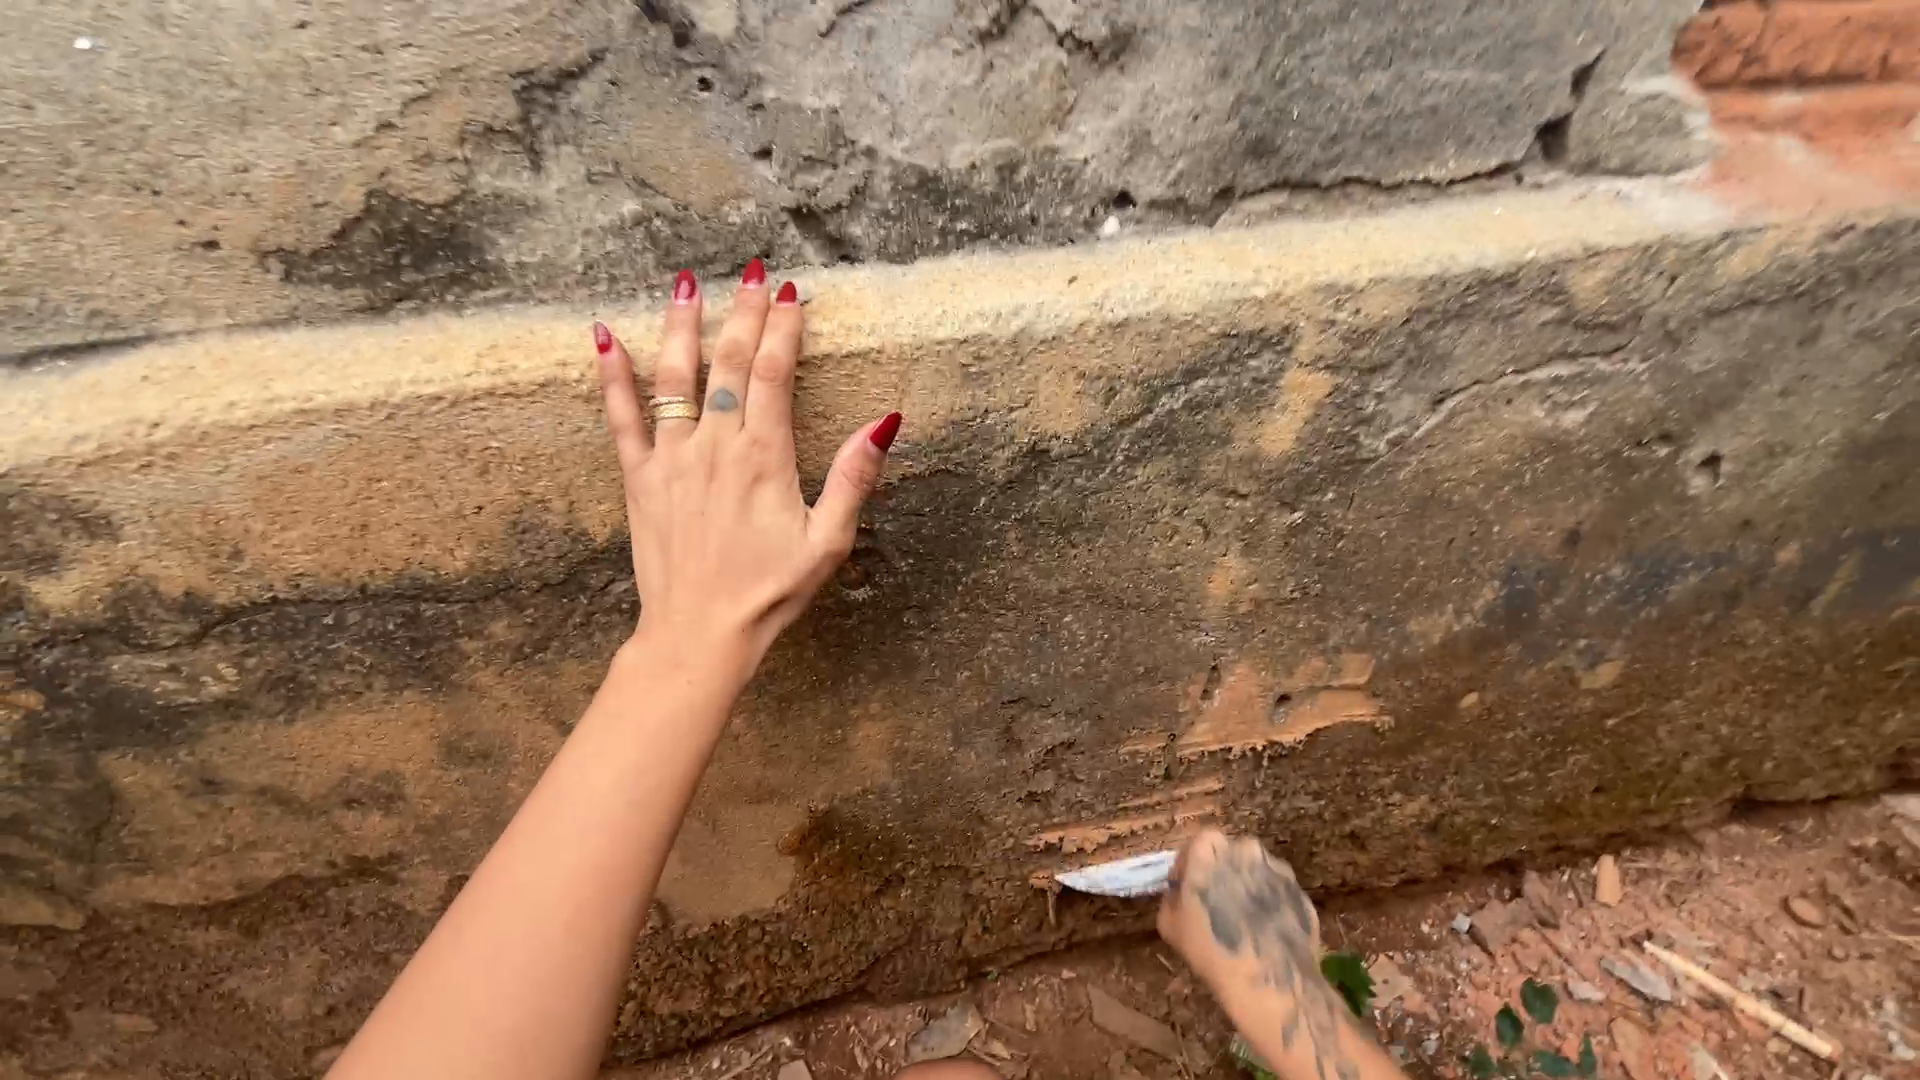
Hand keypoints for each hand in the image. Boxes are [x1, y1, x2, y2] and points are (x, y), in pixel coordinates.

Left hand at [593, 262, 900, 677]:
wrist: (699, 634)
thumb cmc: (770, 592)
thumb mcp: (828, 542)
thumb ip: (852, 478)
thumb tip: (883, 422)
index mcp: (764, 457)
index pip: (772, 373)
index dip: (783, 328)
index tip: (792, 294)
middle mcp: (714, 446)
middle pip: (728, 362)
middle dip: (743, 312)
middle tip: (753, 272)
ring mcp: (671, 459)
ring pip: (674, 376)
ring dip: (681, 326)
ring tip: (686, 283)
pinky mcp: (640, 479)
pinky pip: (621, 418)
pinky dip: (612, 376)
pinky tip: (603, 338)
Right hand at [1158, 830, 1322, 993]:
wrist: (1269, 982)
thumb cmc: (1210, 947)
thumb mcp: (1169, 924)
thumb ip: (1172, 898)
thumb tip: (1181, 895)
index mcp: (1209, 847)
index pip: (1195, 846)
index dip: (1189, 868)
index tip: (1188, 892)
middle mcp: (1245, 848)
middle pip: (1228, 855)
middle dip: (1221, 874)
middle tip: (1216, 906)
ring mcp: (1278, 870)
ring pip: (1256, 873)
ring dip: (1248, 888)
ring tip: (1245, 924)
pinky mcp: (1302, 894)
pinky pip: (1278, 894)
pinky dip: (1271, 907)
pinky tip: (1266, 935)